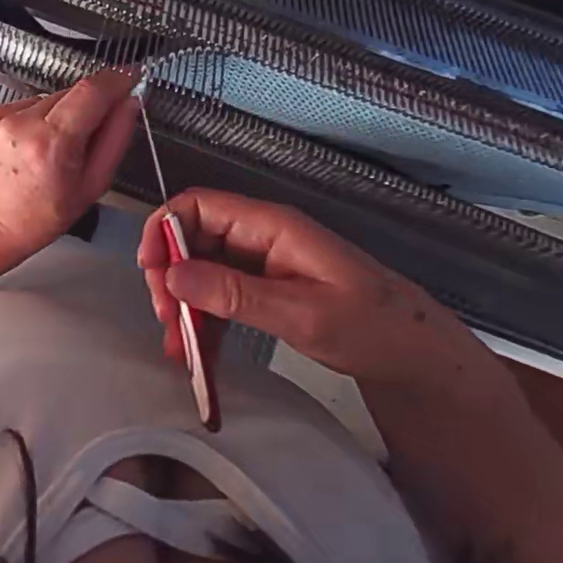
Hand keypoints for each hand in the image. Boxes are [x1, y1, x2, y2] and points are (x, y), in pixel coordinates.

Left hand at [0, 69, 140, 264]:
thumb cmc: (44, 212)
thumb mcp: (95, 183)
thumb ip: (117, 137)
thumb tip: (129, 103)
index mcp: (53, 143)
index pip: (92, 91)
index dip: (117, 79)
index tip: (132, 76)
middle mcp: (25, 124)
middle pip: (76, 92)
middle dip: (93, 105)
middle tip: (95, 134)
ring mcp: (7, 116)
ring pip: (56, 96)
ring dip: (67, 113)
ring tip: (61, 146)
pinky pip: (36, 102)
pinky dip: (46, 116)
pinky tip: (41, 141)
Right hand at [138, 188, 466, 385]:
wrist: (413, 355)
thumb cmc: (372, 327)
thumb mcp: (302, 314)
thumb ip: (235, 294)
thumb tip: (172, 276)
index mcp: (271, 226)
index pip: (199, 206)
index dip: (165, 230)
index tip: (150, 272)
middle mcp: (260, 237)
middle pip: (193, 240)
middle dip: (171, 277)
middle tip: (167, 320)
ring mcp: (261, 264)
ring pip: (202, 272)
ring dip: (184, 306)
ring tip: (179, 348)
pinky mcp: (264, 289)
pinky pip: (220, 296)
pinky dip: (204, 321)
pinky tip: (198, 352)